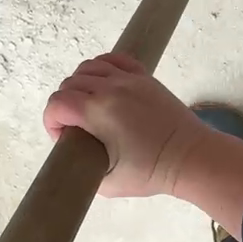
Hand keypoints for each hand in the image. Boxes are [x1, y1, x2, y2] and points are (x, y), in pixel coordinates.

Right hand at [42, 53, 211, 196]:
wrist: (190, 156)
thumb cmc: (151, 171)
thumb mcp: (108, 183)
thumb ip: (82, 167)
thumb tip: (74, 155)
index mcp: (98, 112)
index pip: (57, 103)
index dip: (52, 122)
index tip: (65, 138)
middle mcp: (111, 88)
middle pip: (70, 84)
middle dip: (65, 106)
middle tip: (77, 128)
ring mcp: (130, 79)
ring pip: (89, 67)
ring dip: (81, 85)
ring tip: (89, 107)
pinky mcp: (145, 77)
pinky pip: (115, 59)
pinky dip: (103, 67)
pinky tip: (104, 85)